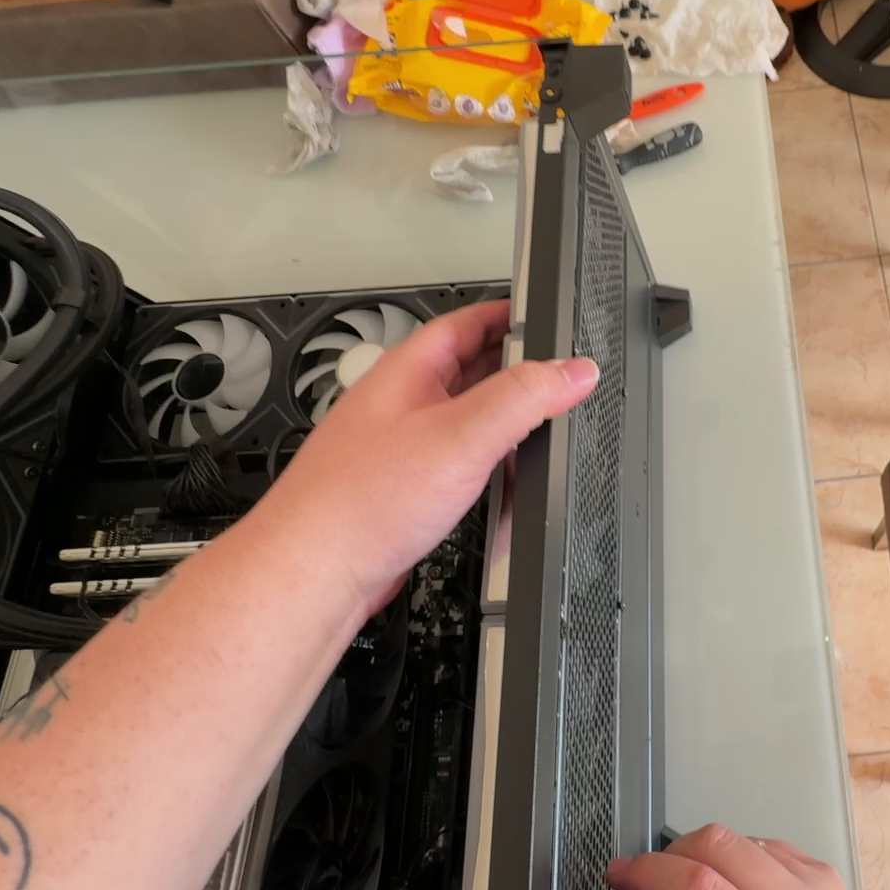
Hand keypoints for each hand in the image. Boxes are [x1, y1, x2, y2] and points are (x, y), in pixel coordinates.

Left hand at [247, 300, 596, 613]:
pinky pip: (461, 453)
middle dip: (518, 367)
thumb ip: (524, 398)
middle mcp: (405, 402)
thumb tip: (574, 371)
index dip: (509, 315)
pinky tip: (507, 471)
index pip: (467, 322)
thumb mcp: (461, 436)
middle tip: (558, 372)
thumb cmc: (358, 504)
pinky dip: (491, 454)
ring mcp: (406, 444)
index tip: (547, 318)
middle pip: (472, 367)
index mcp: (409, 372)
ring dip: (506, 414)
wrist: (315, 574)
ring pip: (468, 413)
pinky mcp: (410, 483)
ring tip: (542, 419)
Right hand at [606, 825, 859, 889]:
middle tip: (648, 885)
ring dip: (702, 857)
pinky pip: (767, 845)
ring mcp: (820, 888)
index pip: (699, 888)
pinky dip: (736, 861)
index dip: (648, 874)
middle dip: (670, 855)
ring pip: (740, 837)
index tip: (622, 873)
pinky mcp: (827, 876)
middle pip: (718, 844)